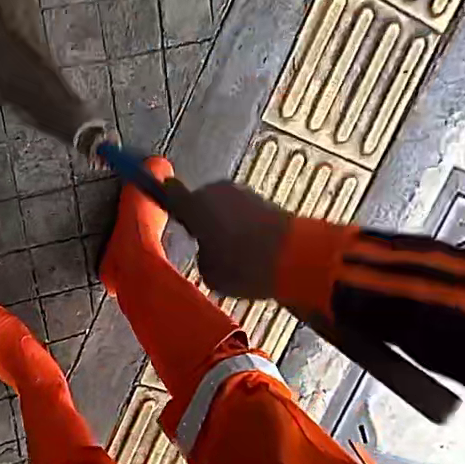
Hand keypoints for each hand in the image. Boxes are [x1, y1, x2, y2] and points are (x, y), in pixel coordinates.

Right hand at [176, 180, 293, 299]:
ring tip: (230, 251)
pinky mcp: (268, 202)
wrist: (297, 259)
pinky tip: (249, 248)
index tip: (167, 210)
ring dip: (224, 222)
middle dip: (201, 218)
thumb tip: (209, 252)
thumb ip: (202, 256)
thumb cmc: (244, 265)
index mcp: (195, 204)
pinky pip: (244, 213)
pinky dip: (243, 225)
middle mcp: (217, 191)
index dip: (168, 203)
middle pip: (201, 200)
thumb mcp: (210, 273)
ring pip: (224, 206)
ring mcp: (244, 193)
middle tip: (204, 245)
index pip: (171, 194)